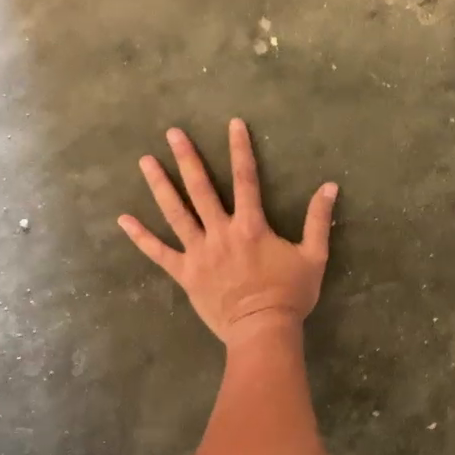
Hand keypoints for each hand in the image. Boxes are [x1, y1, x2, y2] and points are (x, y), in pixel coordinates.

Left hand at [118, 119, 337, 348]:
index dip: (240, 149)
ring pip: (175, 213)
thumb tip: (330, 186)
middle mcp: (221, 233)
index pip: (246, 179)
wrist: (262, 331)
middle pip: (201, 189)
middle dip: (187, 158)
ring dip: (160, 185)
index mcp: (251, 226)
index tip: (233, 124)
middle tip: (173, 133)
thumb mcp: (314, 256)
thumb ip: (318, 220)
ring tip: (145, 161)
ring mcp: (199, 253)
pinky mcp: (185, 274)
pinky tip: (124, 219)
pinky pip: (159, 253)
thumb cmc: (290, 294)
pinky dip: (141, 236)